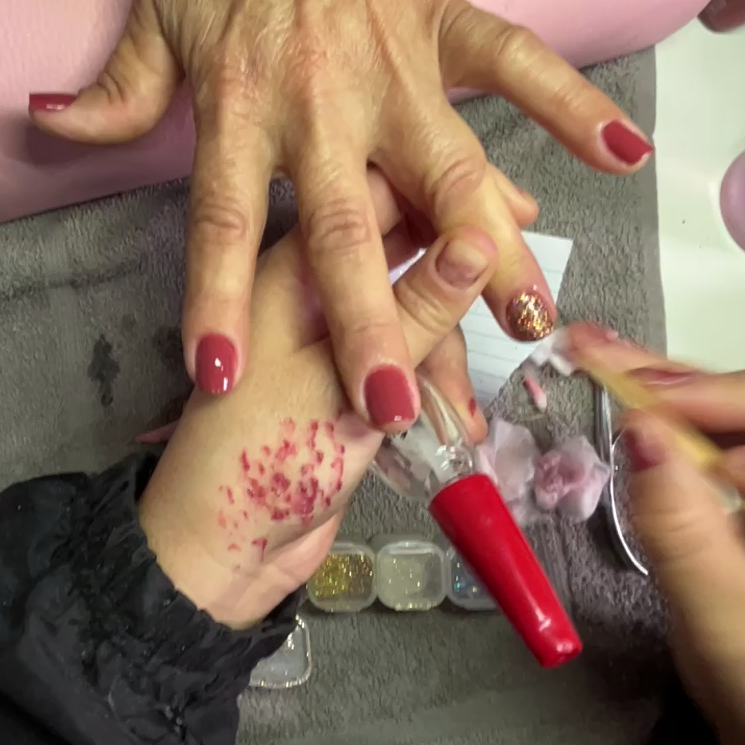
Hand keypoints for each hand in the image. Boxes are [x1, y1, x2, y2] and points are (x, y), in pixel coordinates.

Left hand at [32, 0, 645, 431]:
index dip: (216, 303)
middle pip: (341, 227)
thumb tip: (46, 126)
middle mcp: (317, 99)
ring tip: (518, 319)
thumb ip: (112, 92)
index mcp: (238, 105)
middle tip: (387, 406)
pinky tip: (620, 155)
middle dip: (364, 321)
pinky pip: (516, 65)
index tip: (223, 378)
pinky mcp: (449, 18)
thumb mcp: (152, 16)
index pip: (220, 225)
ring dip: (480, 246)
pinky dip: (569, 103)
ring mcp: (391, 60)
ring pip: (442, 166)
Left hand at [139, 171, 532, 628]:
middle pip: (405, 255)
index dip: (449, 198)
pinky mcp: (344, 378)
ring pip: (409, 313)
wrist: (221, 548)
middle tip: (523, 303)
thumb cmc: (266, 452)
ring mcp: (329, 334)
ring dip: (445, 355)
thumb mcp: (348, 377)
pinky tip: (454, 423)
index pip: (380, 197)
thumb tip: (480, 234)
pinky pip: (400, 361)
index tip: (516, 214)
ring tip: (459, 409)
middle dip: (461, 285)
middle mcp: (313, 284)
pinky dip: (428, 386)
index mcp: (296, 262)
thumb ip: (415, 308)